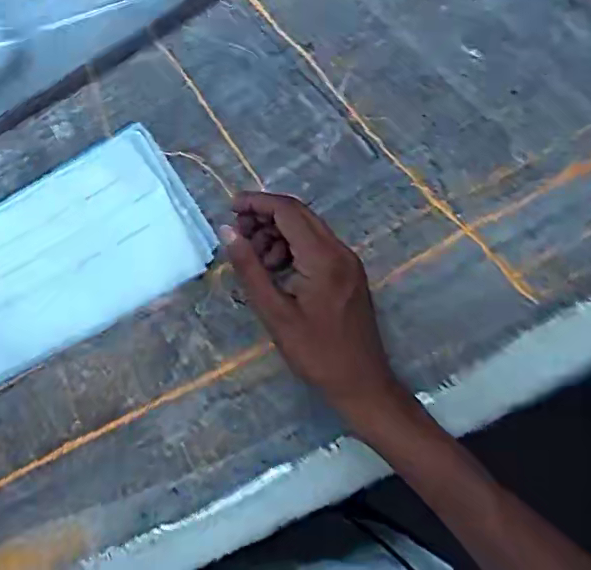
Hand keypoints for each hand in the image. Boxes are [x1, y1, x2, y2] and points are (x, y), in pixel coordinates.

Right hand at [220, 192, 406, 424]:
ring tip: (254, 258)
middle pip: (297, 213)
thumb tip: (227, 230)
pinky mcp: (347, 273)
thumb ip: (249, 266)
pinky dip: (289, 246)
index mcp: (324, 258)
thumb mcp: (273, 311)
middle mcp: (340, 252)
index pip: (287, 210)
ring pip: (305, 227)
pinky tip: (274, 269)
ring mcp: (347, 262)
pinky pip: (313, 244)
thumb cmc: (316, 352)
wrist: (364, 387)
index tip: (229, 210)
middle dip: (263, 215)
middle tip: (237, 233)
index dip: (255, 203)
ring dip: (274, 232)